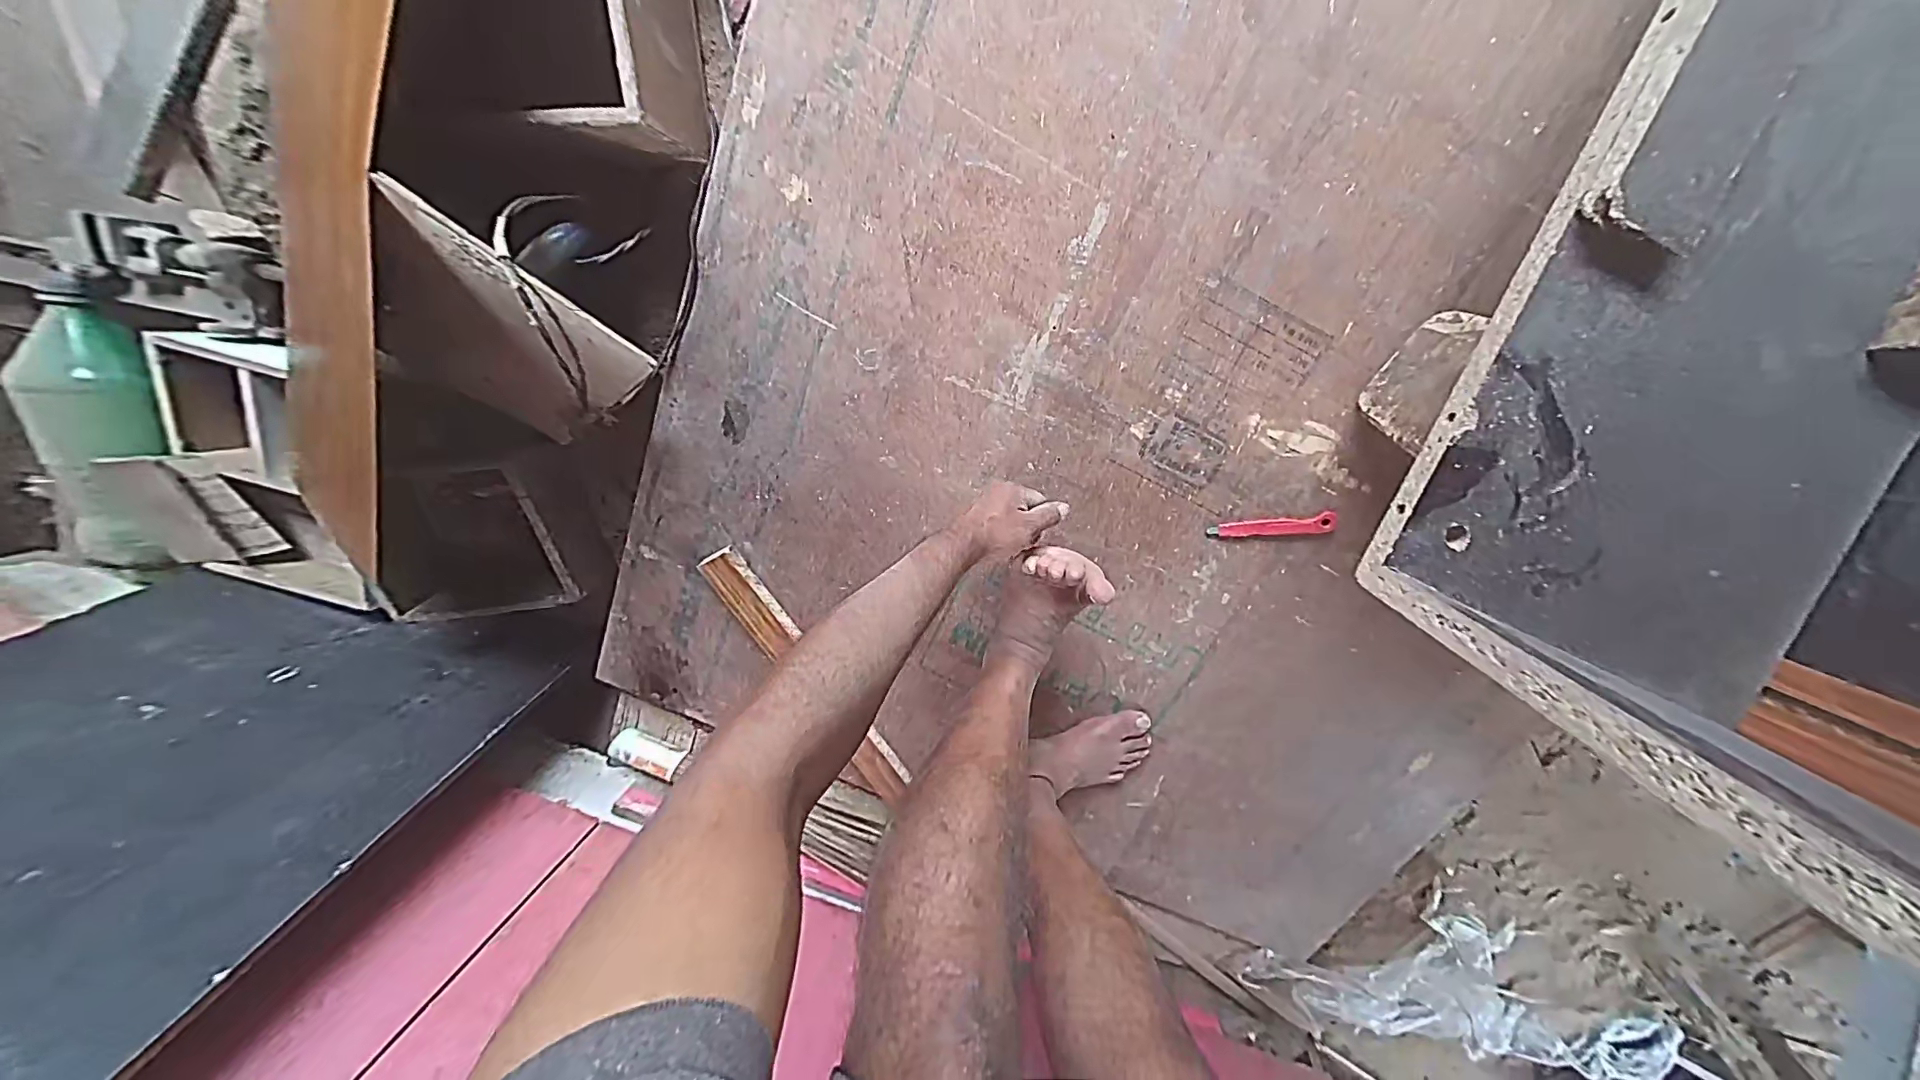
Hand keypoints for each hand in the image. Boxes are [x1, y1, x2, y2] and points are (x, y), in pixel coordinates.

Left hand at [951, 481, 1068, 560]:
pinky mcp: (975, 516)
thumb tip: (1063, 508)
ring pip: (1009, 518)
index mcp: (1013, 489)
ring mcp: (985, 503)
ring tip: (1007, 545)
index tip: (1036, 534)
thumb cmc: (994, 536)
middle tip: (1022, 541)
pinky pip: (995, 525)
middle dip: (1027, 526)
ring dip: (1012, 532)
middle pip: (1025, 509)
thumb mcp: (1030, 527)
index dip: (1042, 521)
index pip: (1040, 501)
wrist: (962, 546)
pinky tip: (995, 545)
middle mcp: (998, 491)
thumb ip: (1049, 516)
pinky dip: (998, 535)